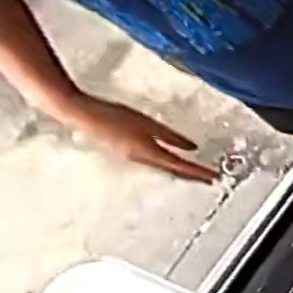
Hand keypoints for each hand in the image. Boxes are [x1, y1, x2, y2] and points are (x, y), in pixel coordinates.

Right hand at [56, 94, 217, 181]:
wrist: (77, 112)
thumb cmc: (112, 115)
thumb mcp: (149, 124)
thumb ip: (172, 137)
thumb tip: (193, 148)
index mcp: (149, 153)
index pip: (182, 167)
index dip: (200, 172)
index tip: (215, 177)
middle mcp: (141, 160)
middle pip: (173, 172)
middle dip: (193, 177)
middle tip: (210, 181)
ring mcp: (130, 157)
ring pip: (163, 169)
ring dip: (180, 173)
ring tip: (195, 176)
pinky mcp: (123, 152)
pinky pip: (151, 164)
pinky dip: (166, 167)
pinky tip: (168, 165)